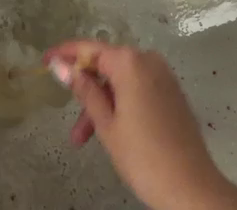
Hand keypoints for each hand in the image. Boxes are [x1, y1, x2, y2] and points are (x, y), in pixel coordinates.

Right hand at [43, 41, 236, 209]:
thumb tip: (60, 64)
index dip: (66, 54)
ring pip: (121, 81)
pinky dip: (121, 104)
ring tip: (85, 139)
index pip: (90, 48)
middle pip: (106, 66)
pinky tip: (112, 130)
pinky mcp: (172, 93)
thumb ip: (83, 89)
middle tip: (68, 118)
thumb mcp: (106, 123)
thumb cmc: (143, 155)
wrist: (192, 188)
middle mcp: (148, 60)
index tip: (45, 61)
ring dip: (101, 104)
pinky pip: (138, 89)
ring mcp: (163, 76)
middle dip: (85, 91)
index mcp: (130, 62)